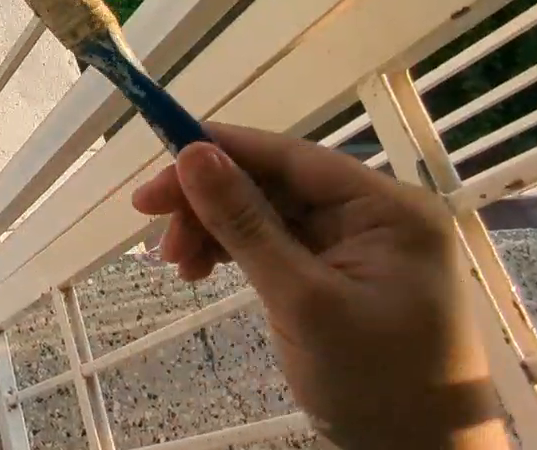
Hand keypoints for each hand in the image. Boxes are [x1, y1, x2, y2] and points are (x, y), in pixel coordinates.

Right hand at [131, 124, 507, 449]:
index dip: (216, 150)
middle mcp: (372, 213)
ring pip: (259, 208)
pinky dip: (228, 249)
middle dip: (206, 201)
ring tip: (175, 262)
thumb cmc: (375, 385)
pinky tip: (197, 269)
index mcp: (386, 209)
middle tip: (150, 220)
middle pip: (267, 181)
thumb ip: (243, 221)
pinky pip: (268, 238)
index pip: (286, 156)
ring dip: (210, 228)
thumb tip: (190, 151)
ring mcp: (355, 242)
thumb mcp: (301, 300)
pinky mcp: (335, 269)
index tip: (158, 167)